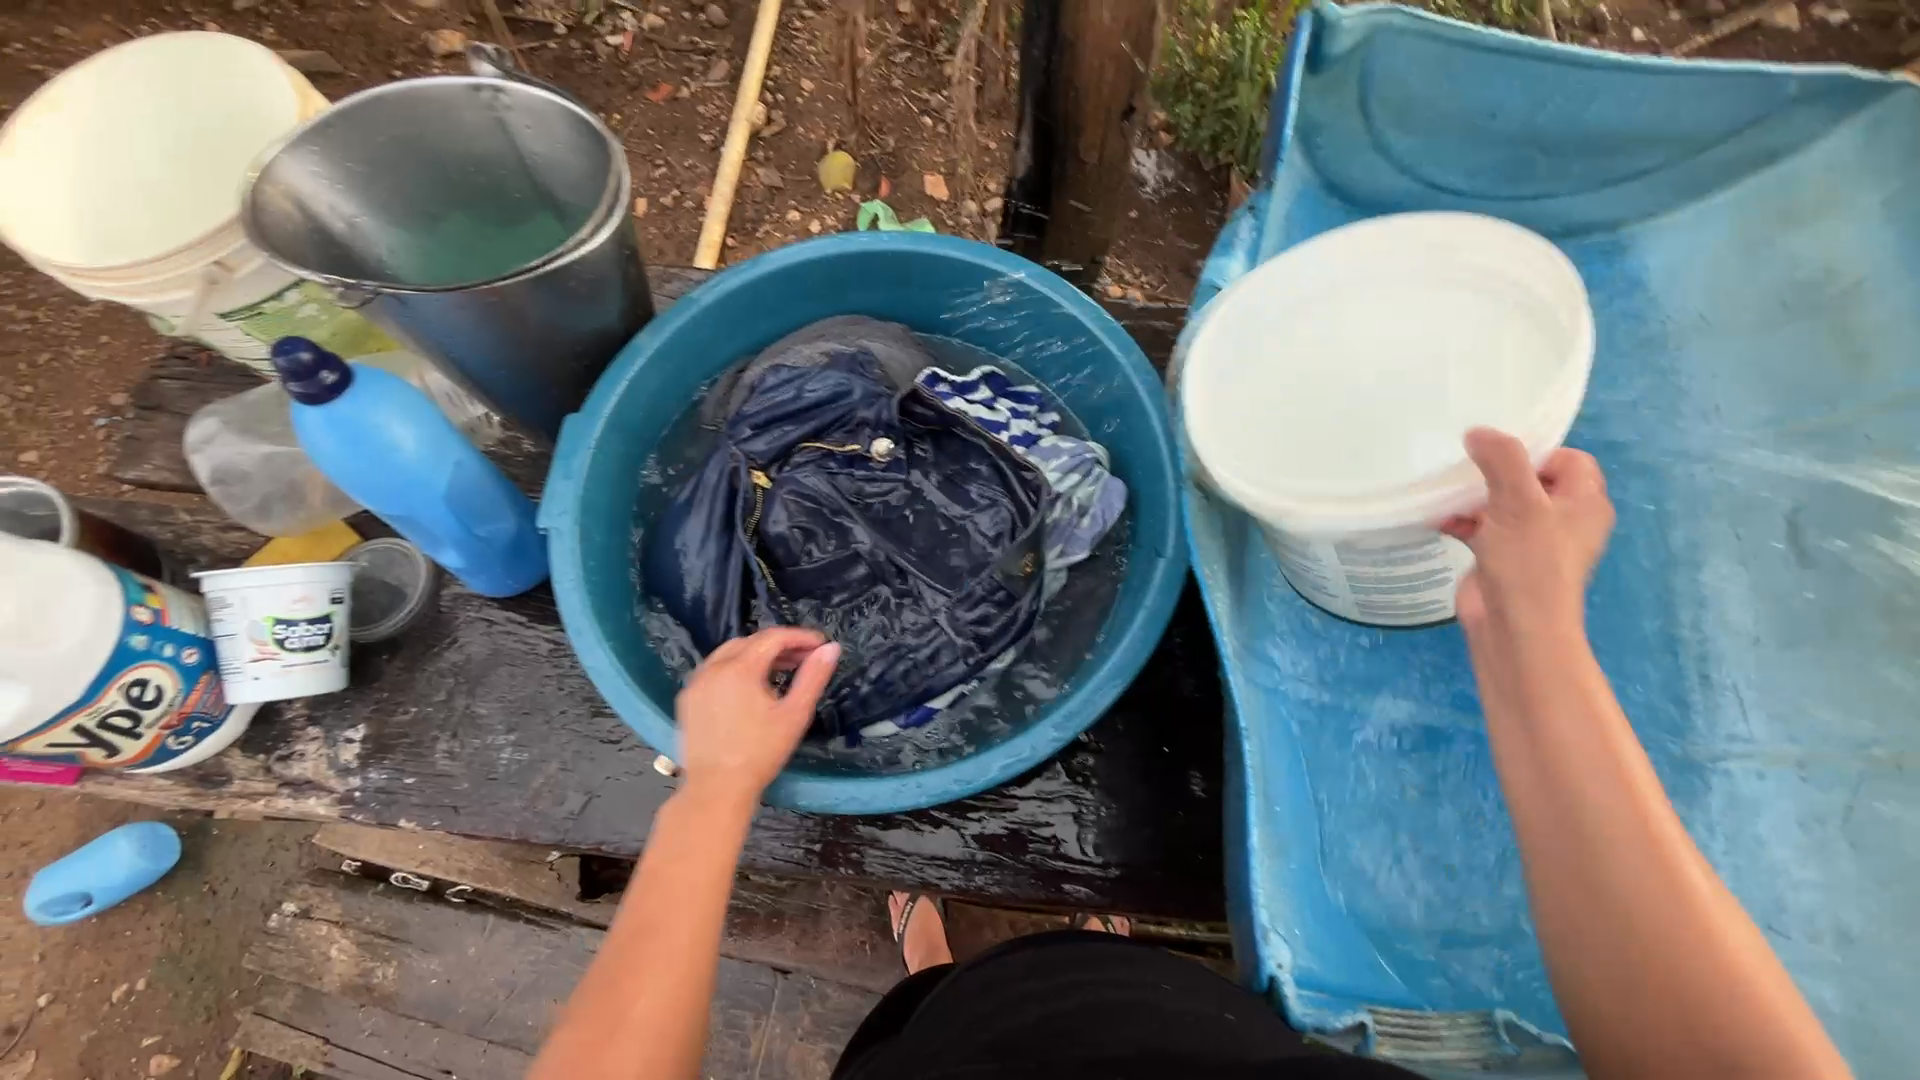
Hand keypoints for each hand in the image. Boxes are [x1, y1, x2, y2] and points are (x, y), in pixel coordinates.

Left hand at [674, 627, 839, 806]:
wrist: (716, 789)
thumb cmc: (760, 753)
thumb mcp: (795, 714)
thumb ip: (814, 677)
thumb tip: (831, 648)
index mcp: (739, 669)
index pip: (772, 638)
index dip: (799, 637)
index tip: (820, 644)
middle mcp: (713, 668)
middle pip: (750, 642)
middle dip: (779, 645)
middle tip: (804, 658)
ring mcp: (696, 683)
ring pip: (729, 654)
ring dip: (756, 655)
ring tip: (780, 671)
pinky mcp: (687, 699)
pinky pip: (713, 670)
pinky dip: (735, 668)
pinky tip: (750, 687)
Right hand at [1441, 428, 1613, 634]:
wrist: (1515, 624)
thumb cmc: (1529, 561)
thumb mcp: (1519, 502)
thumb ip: (1502, 461)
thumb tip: (1478, 432)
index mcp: (1585, 503)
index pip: (1569, 459)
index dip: (1535, 452)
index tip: (1497, 454)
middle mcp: (1565, 519)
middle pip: (1532, 480)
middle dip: (1497, 472)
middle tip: (1467, 466)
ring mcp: (1534, 541)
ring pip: (1504, 504)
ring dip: (1475, 497)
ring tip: (1447, 491)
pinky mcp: (1504, 558)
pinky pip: (1484, 529)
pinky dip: (1464, 521)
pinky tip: (1439, 519)